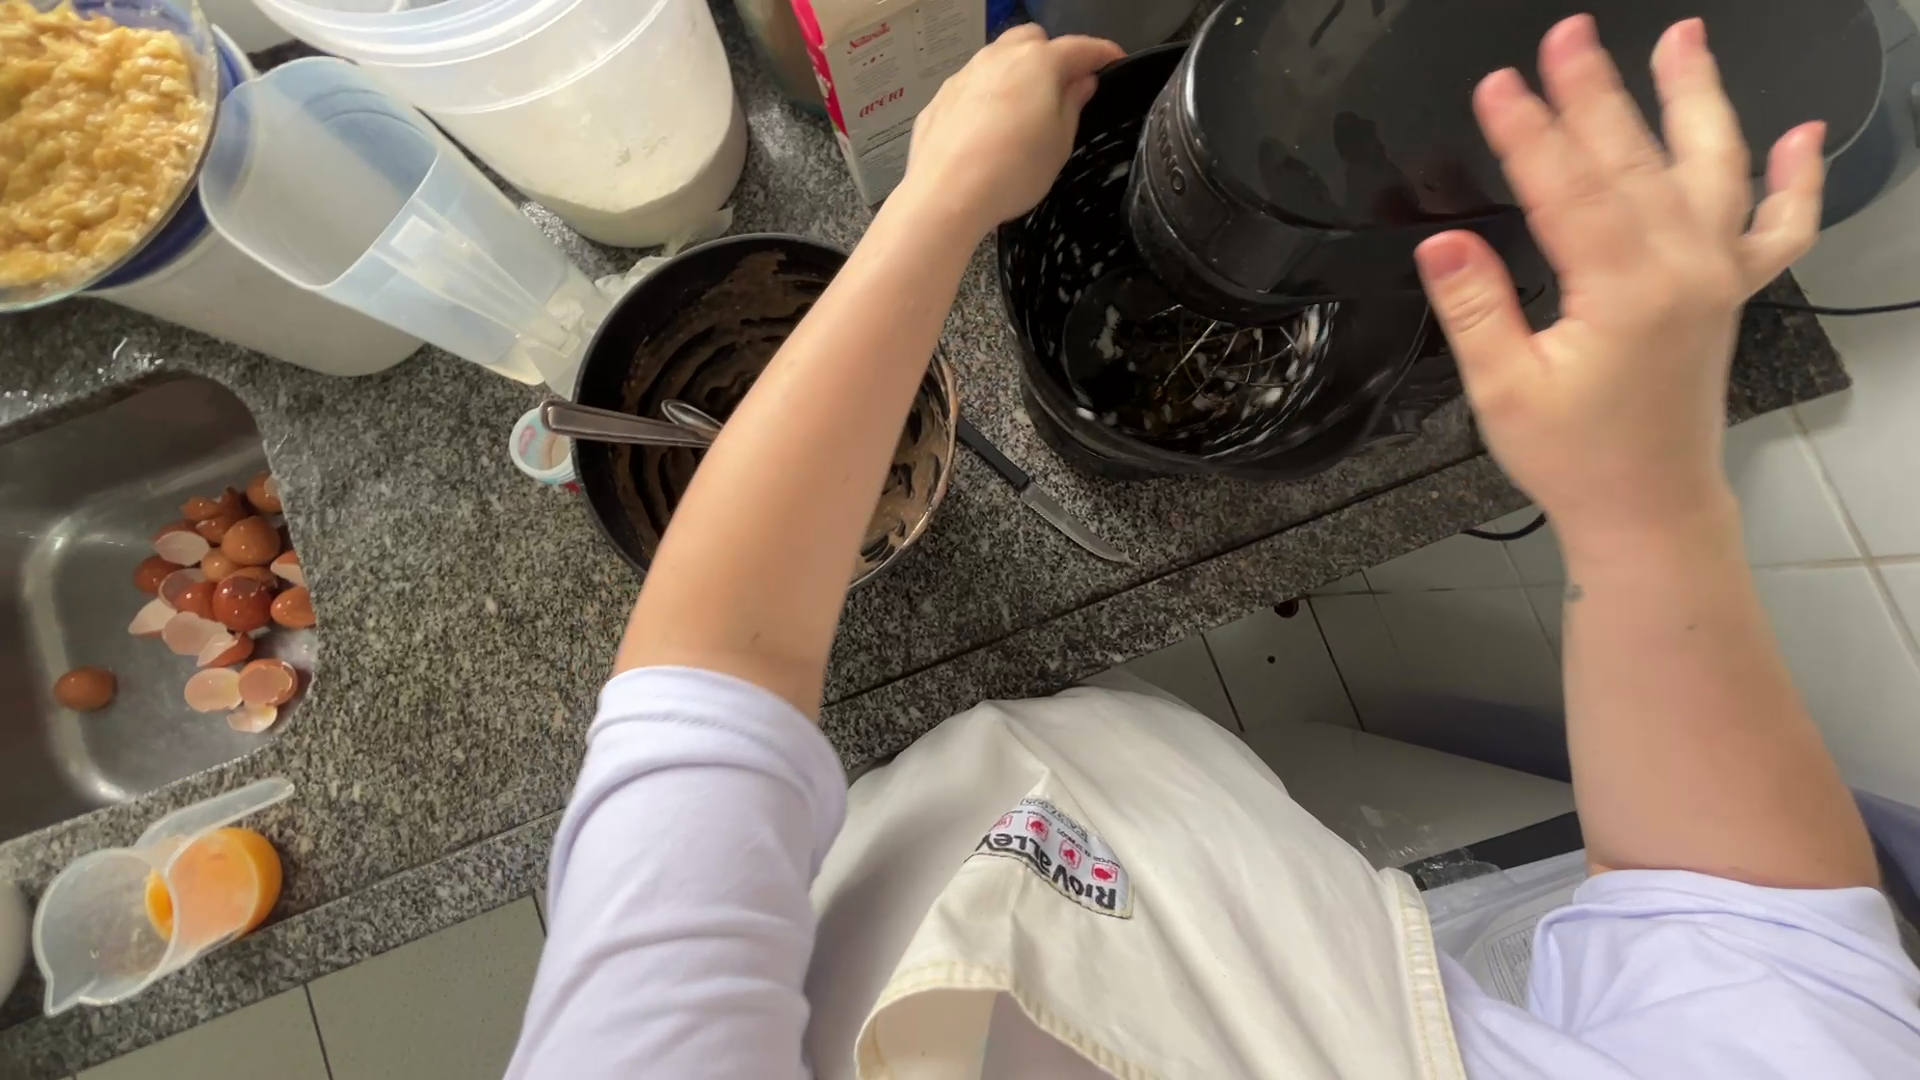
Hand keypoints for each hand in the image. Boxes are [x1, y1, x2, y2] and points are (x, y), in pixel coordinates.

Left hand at [902, 25, 1124, 236]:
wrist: (946, 195)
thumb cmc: (1011, 172)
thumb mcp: (1058, 145)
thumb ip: (1072, 107)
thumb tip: (1080, 84)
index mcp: (1039, 63)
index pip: (1080, 48)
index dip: (1101, 54)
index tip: (1113, 62)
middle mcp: (998, 58)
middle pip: (1032, 42)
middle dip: (1051, 57)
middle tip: (1060, 90)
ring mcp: (964, 76)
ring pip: (996, 62)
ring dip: (1013, 78)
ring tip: (1020, 115)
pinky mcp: (940, 101)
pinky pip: (970, 90)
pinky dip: (984, 101)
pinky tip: (985, 133)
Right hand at [1414, 16, 1825, 556]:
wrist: (1646, 503)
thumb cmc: (1570, 453)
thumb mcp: (1502, 388)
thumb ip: (1477, 309)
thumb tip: (1442, 242)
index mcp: (1624, 289)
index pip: (1569, 190)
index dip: (1529, 133)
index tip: (1498, 84)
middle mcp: (1685, 266)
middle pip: (1636, 160)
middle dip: (1597, 93)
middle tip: (1568, 35)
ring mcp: (1717, 277)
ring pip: (1712, 169)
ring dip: (1694, 100)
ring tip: (1679, 39)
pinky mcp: (1727, 296)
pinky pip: (1775, 226)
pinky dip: (1792, 178)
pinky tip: (1793, 136)